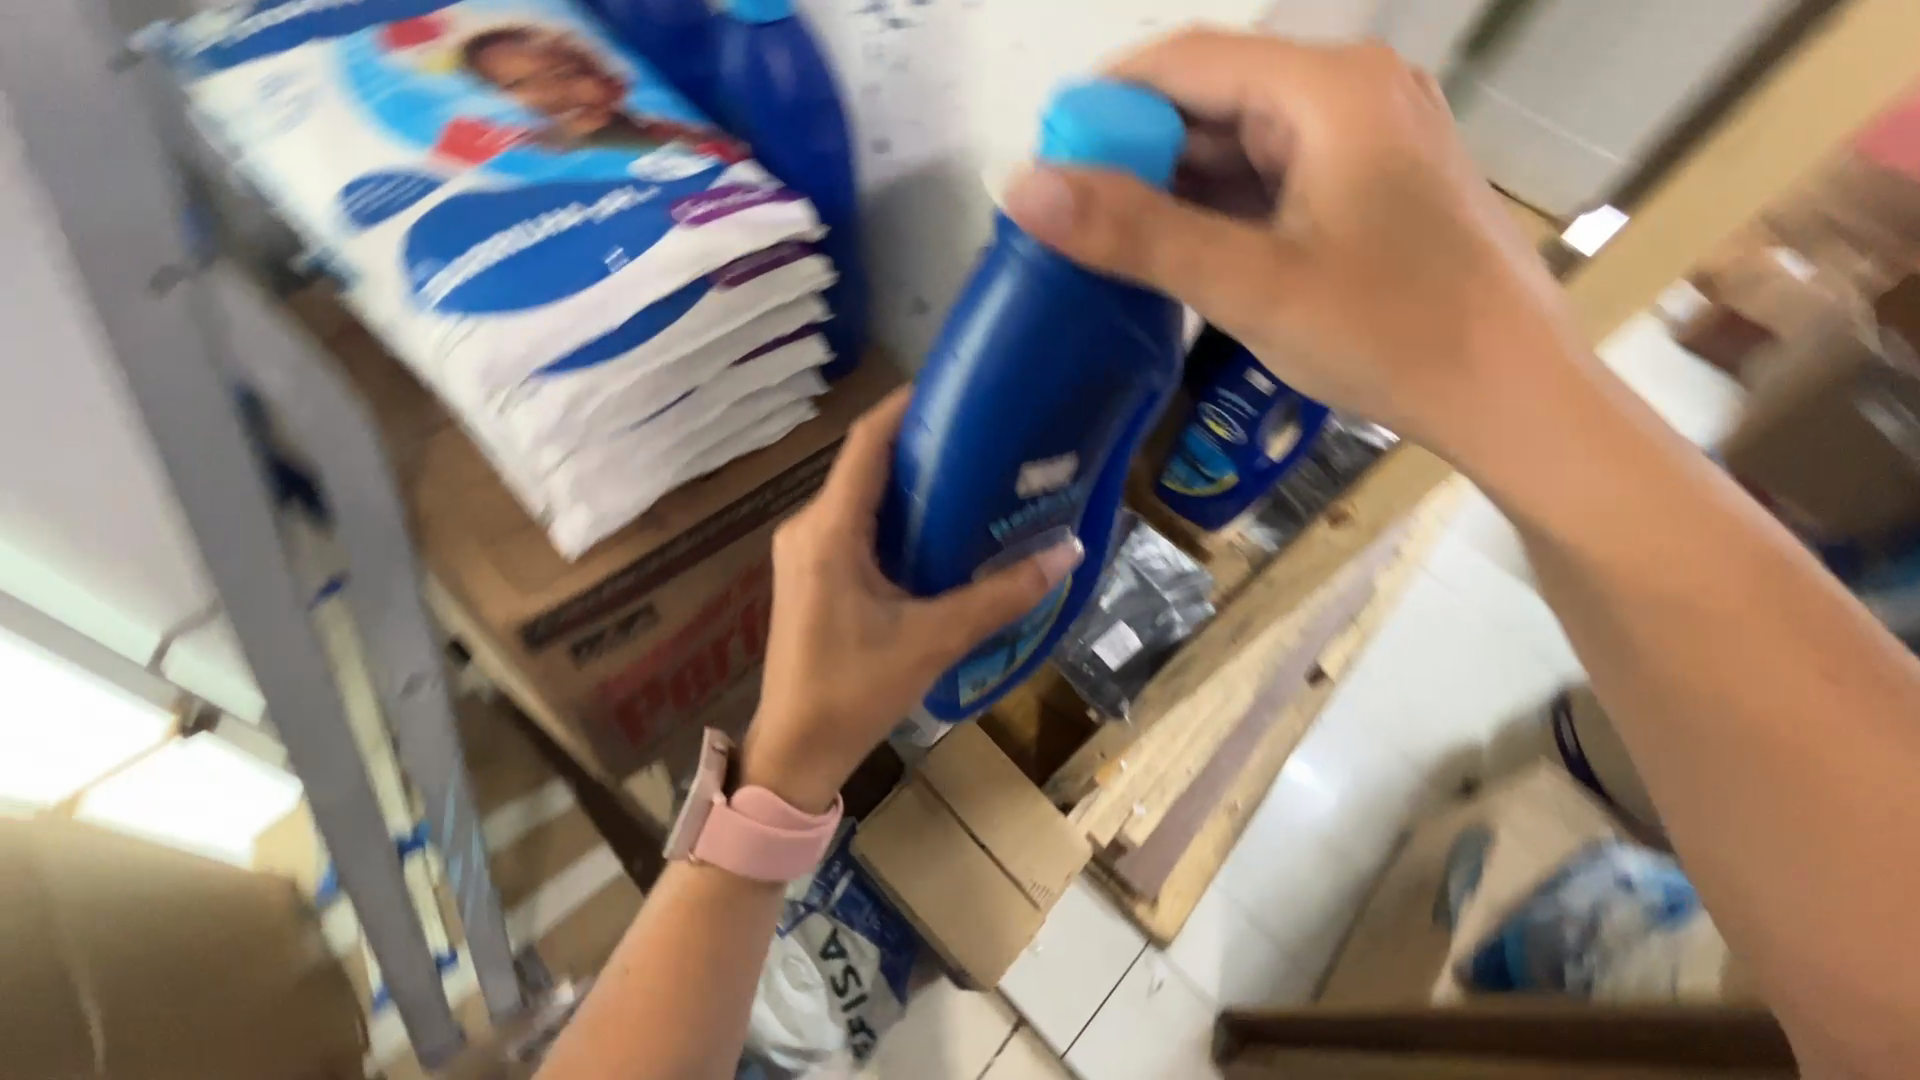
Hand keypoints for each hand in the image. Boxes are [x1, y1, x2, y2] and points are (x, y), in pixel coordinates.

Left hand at [739, 390, 1083, 811]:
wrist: (797, 749)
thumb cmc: (855, 691)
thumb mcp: (934, 639)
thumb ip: (1001, 595)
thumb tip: (1068, 553)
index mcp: (829, 530)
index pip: (866, 443)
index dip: (906, 406)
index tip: (955, 387)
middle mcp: (809, 527)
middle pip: (866, 465)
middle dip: (921, 446)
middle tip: (983, 436)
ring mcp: (806, 551)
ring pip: (860, 497)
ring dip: (910, 483)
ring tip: (972, 473)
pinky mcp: (812, 573)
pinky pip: (855, 526)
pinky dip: (895, 516)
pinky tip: (938, 526)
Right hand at [1002, 29, 1577, 459]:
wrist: (1508, 392)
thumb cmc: (1388, 334)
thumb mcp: (1249, 284)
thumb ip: (1136, 234)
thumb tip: (1022, 187)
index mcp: (1327, 87)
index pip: (1184, 61)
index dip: (1103, 104)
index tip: (1047, 164)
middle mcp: (1348, 90)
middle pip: (1211, 98)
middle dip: (1135, 153)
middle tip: (1072, 220)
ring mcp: (1363, 138)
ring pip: (1237, 142)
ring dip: (1172, 187)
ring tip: (1111, 242)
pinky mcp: (1366, 184)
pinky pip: (1269, 178)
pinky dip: (1216, 209)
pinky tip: (1179, 251)